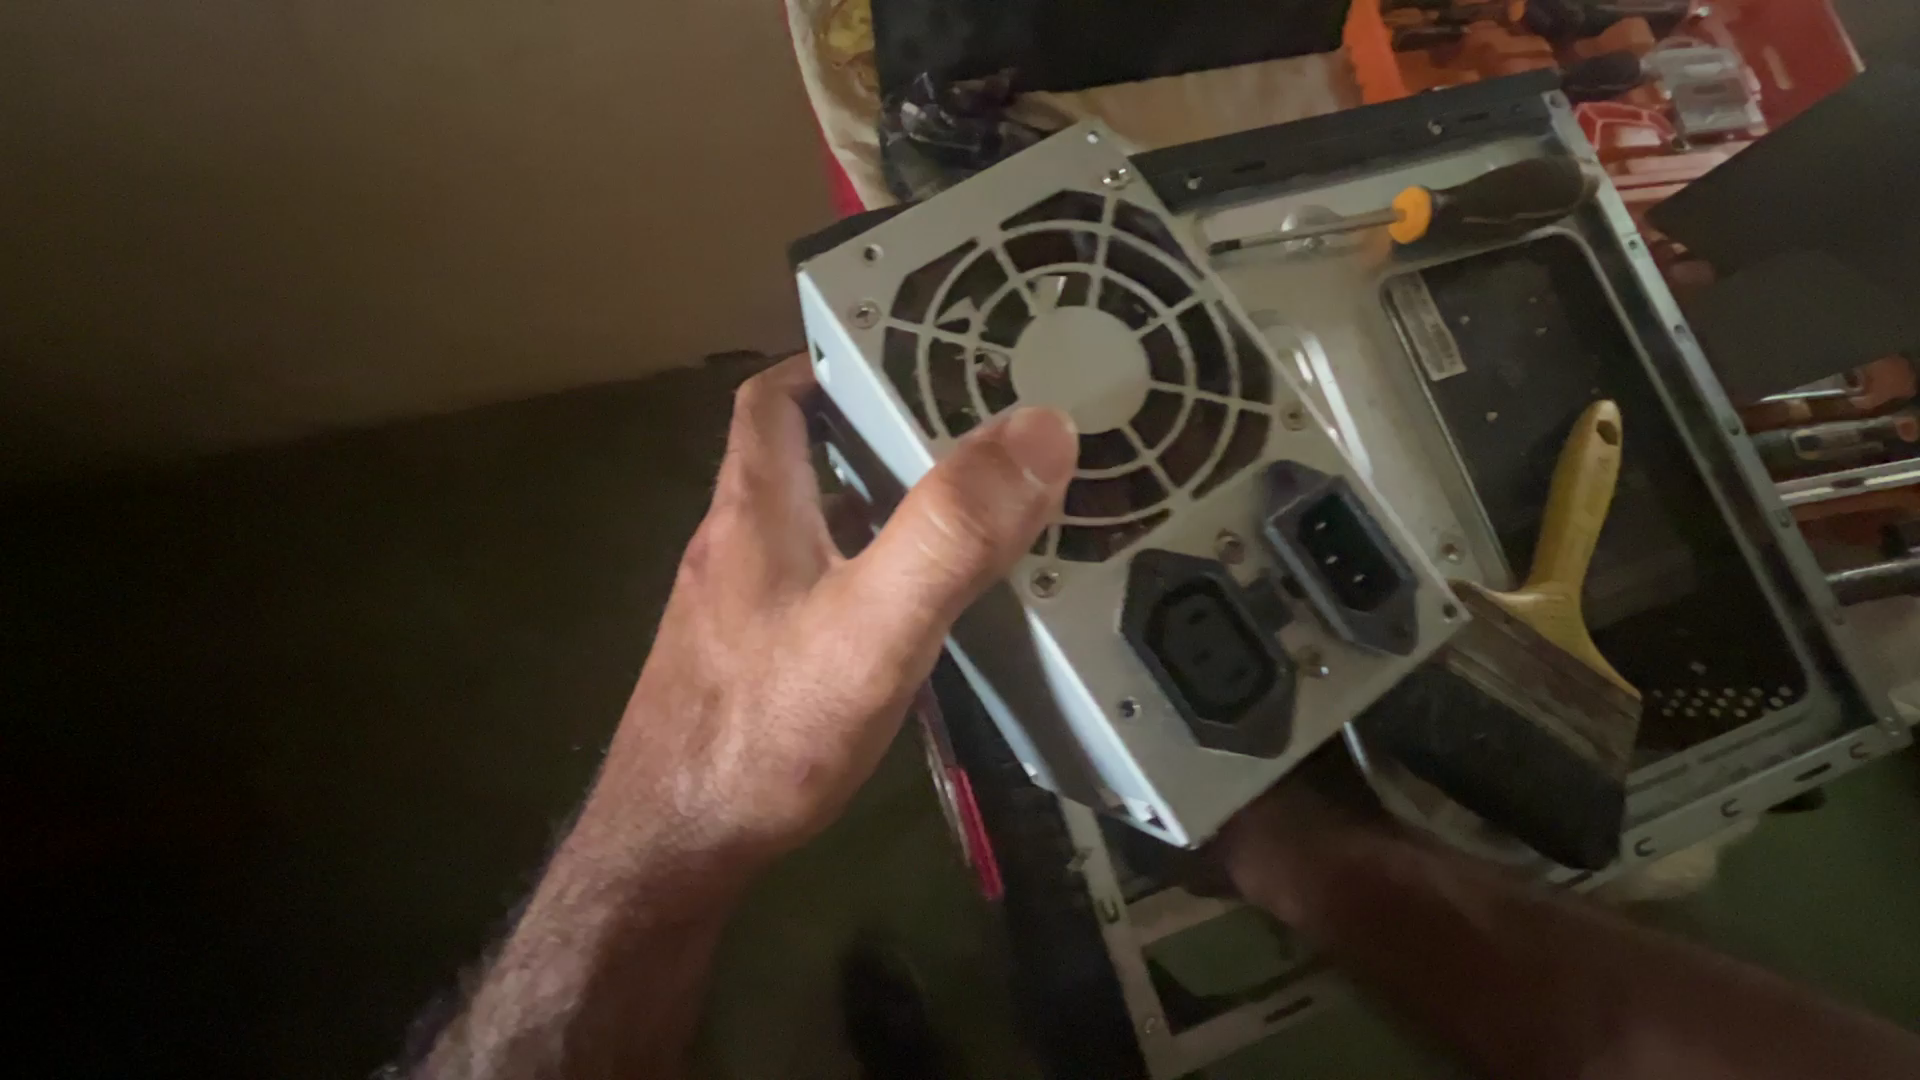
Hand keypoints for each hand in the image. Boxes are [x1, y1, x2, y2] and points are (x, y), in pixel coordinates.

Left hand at [578, 354, 1076, 874]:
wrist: (676, 848)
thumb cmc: (769, 728)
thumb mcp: (874, 624)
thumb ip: (950, 531)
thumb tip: (1036, 431)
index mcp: (756, 509)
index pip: (771, 400)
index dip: (825, 366)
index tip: (894, 360)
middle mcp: (737, 545)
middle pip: (794, 457)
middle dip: (866, 434)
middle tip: (952, 437)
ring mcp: (736, 607)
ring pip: (806, 526)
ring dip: (865, 505)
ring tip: (948, 513)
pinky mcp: (746, 659)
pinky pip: (808, 586)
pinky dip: (855, 570)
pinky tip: (900, 608)